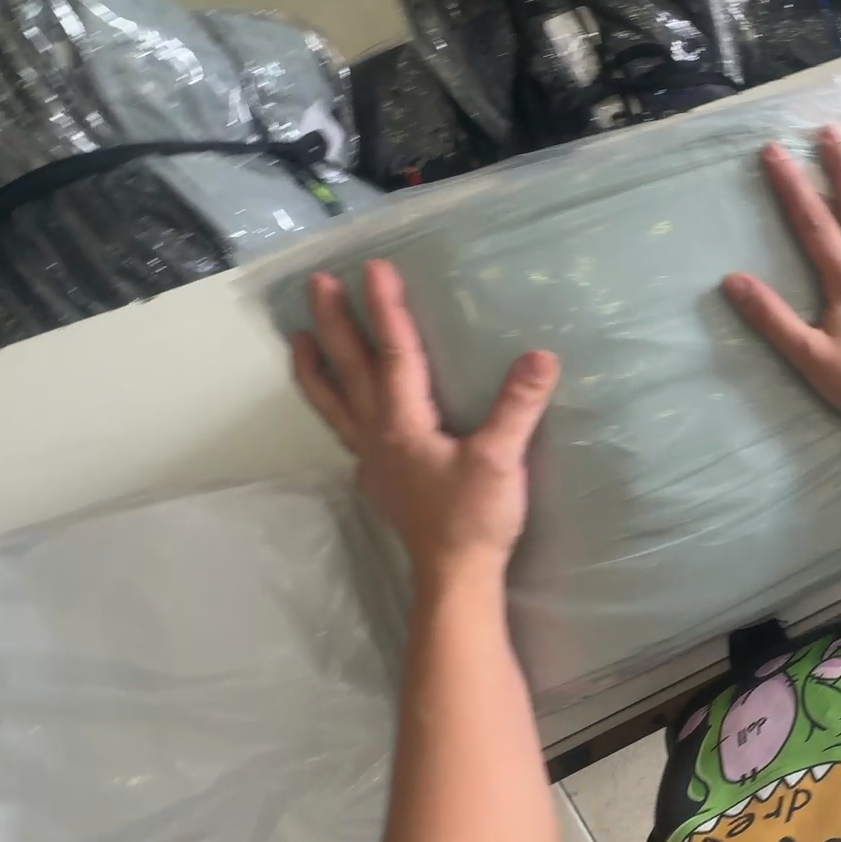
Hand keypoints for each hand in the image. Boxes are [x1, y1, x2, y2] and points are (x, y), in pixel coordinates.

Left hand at [288, 260, 560, 582]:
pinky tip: (342, 408)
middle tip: (320, 284)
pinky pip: (345, 429)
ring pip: (334, 402)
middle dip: (336, 325)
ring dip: (316, 366)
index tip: (375, 268)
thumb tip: (541, 357)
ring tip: (299, 337)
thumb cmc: (475, 517)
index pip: (395, 355)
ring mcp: (373, 459)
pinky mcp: (380, 480)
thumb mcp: (503, 458)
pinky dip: (332, 406)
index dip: (387, 311)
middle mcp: (378, 435)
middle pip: (349, 370)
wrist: (454, 573)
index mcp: (404, 424)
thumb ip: (517, 406)